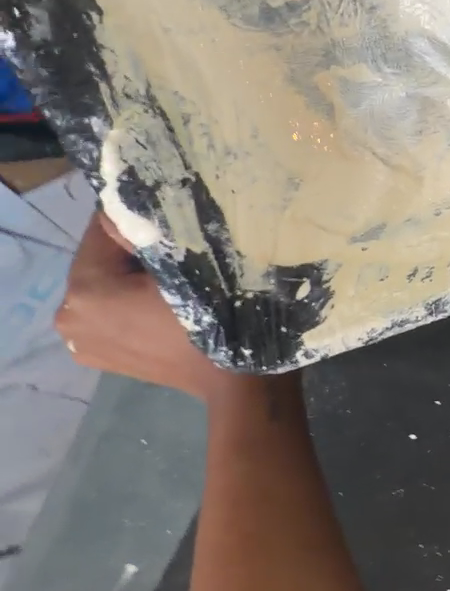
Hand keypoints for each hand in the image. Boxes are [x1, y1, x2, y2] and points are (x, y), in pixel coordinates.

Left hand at [57, 212, 232, 398]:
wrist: (238, 380)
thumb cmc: (224, 317)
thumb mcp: (198, 268)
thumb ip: (154, 239)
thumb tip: (129, 210)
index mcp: (87, 290)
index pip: (100, 233)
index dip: (135, 216)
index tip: (170, 209)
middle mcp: (69, 315)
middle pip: (101, 264)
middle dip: (136, 252)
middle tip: (183, 244)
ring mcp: (80, 341)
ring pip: (107, 291)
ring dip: (135, 280)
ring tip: (180, 277)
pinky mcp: (100, 357)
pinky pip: (112, 315)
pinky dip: (135, 305)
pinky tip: (168, 308)